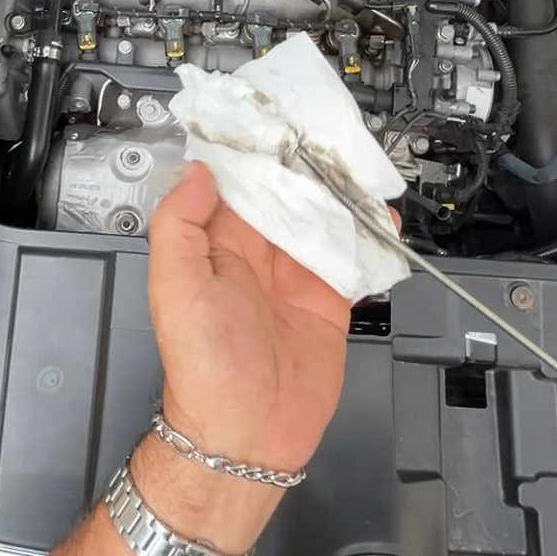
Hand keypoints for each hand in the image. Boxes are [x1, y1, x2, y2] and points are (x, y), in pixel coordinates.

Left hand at [146, 161, 353, 475]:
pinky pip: (353, 259)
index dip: (259, 154)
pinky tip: (381, 220)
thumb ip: (179, 226)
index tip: (279, 123)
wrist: (246, 432)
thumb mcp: (175, 287)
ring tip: (363, 171)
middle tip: (333, 138)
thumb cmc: (203, 365)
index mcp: (220, 244)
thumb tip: (196, 173)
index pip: (241, 185)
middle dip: (309, 167)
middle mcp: (259, 253)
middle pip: (288, 196)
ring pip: (324, 219)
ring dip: (343, 196)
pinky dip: (370, 237)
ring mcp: (296, 274)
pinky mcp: (329, 299)